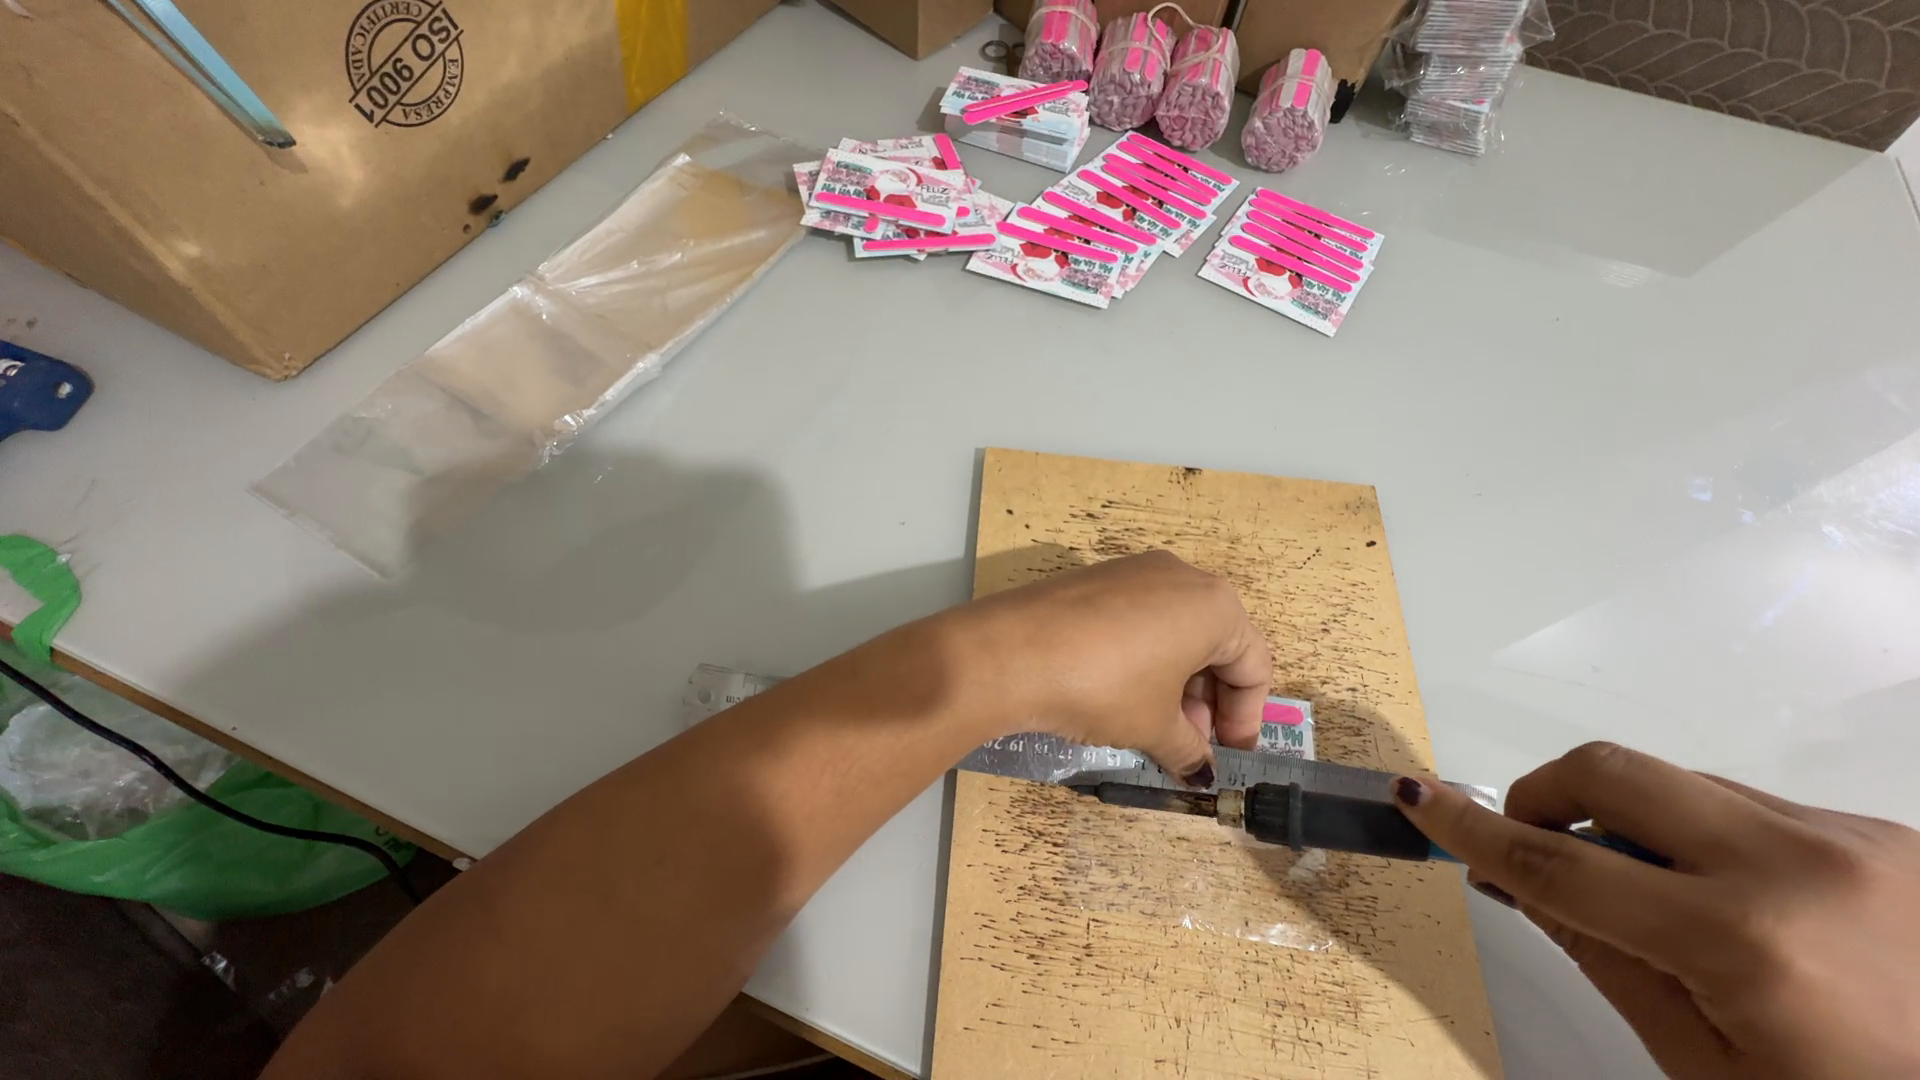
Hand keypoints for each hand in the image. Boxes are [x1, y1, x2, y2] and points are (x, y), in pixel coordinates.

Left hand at [952, 550, 1271, 785]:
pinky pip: (1139, 619)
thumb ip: (1189, 749)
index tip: (1228, 755)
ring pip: (1176, 631)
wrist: (1010, 652)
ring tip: (1154, 726)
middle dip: (1207, 701)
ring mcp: (1135, 571)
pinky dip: (1144, 657)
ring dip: (1176, 682)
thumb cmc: (1103, 687)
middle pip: (1215, 644)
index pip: (1253, 666)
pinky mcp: (1097, 577)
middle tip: (1189, 744)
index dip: (1245, 718)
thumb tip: (1201, 771)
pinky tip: (1120, 693)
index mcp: (1215, 605)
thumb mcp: (1153, 725)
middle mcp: (1181, 576)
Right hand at [1392, 743, 1919, 1079]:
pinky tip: (1739, 901)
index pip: (1562, 864)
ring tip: (1661, 898)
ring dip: (1631, 825)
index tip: (1417, 794)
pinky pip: (1744, 805)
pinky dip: (1702, 837)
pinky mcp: (1887, 835)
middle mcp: (1802, 864)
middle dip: (1546, 797)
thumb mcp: (1700, 1061)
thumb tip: (1509, 874)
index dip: (1474, 828)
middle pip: (1612, 772)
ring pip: (1677, 784)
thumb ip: (1597, 952)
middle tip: (1538, 847)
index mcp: (1748, 941)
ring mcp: (1855, 841)